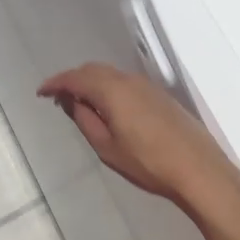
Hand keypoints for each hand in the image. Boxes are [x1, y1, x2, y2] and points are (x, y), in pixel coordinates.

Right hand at [38, 63, 237, 206]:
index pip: (75, 78)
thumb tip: (71, 101)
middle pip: (92, 70)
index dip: (56, 83)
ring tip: (81, 104)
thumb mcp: (107, 147)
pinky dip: (108, 87)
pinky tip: (108, 108)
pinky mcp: (159, 95)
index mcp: (111, 90)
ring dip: (91, 83)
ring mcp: (146, 85)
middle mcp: (127, 79)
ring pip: (109, 74)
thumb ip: (85, 120)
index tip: (41, 92)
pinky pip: (123, 82)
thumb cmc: (148, 162)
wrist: (199, 170)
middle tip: (59, 99)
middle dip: (72, 80)